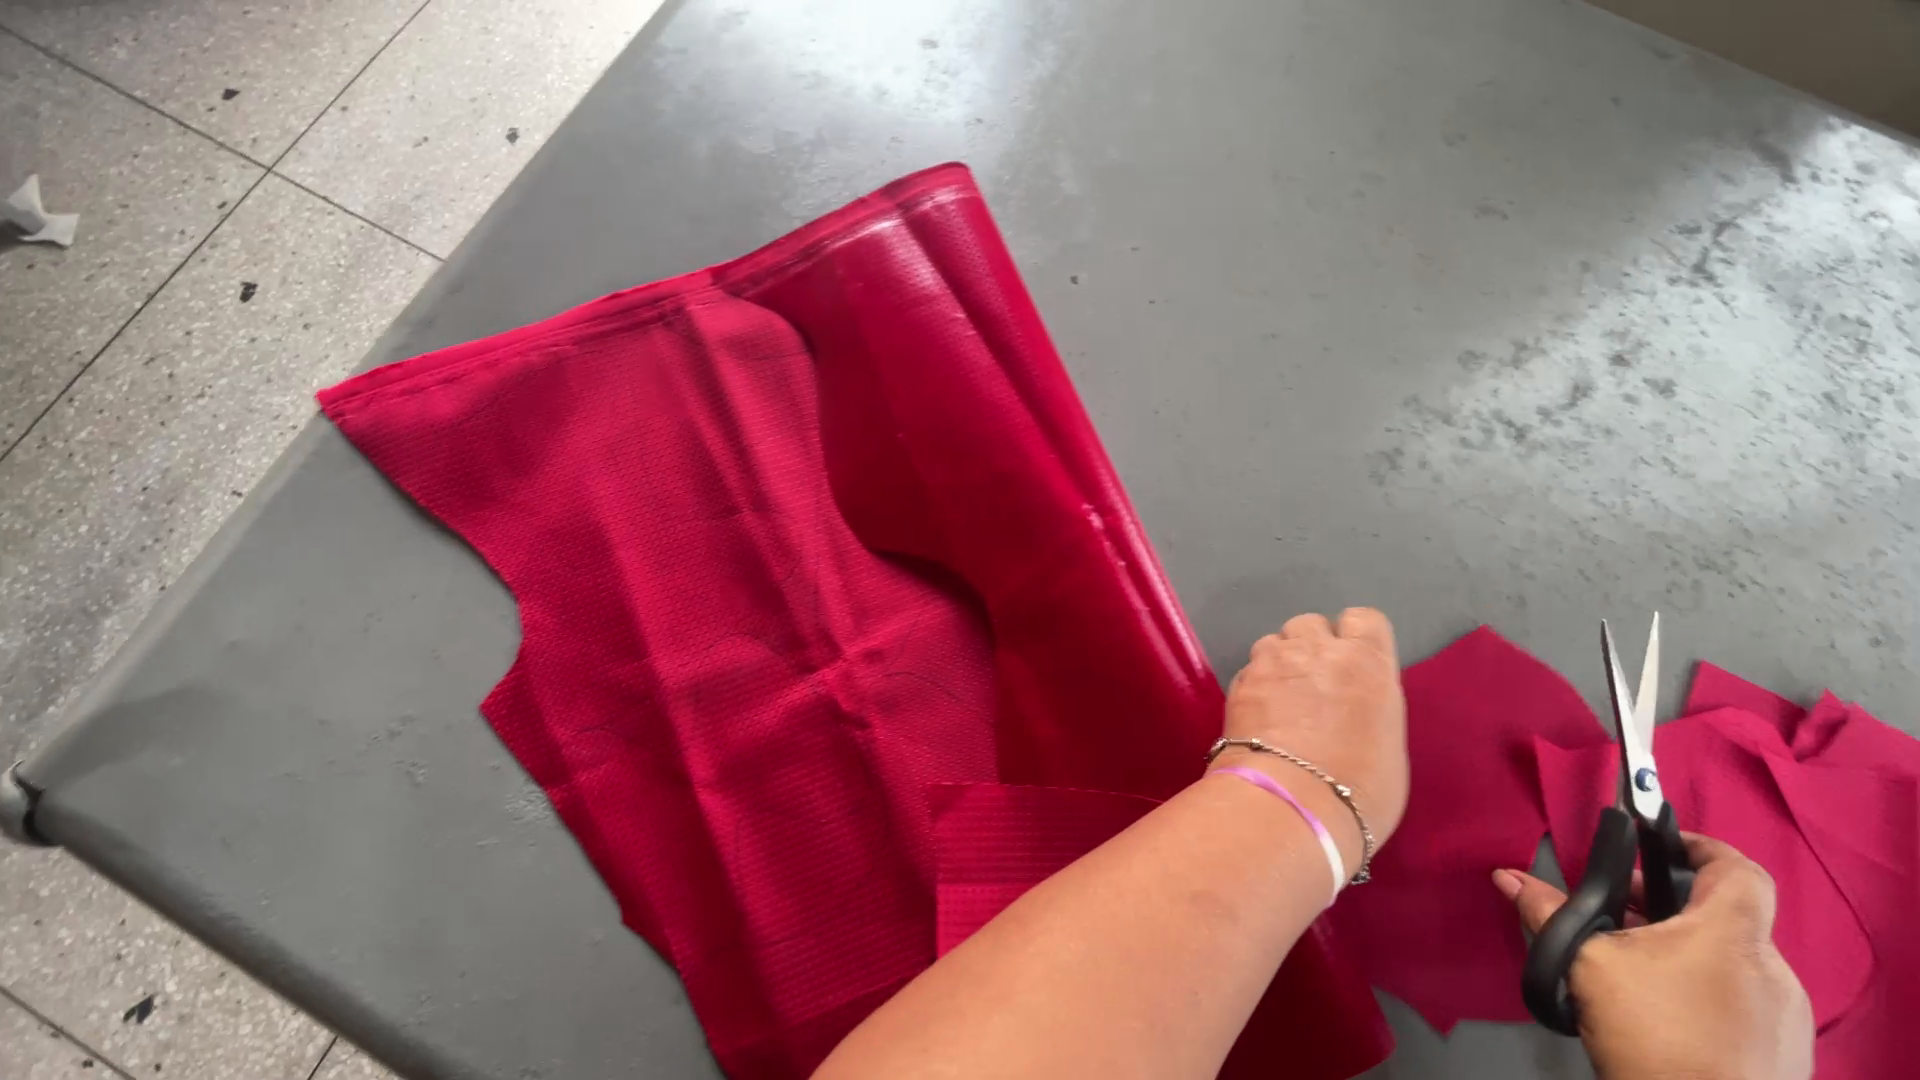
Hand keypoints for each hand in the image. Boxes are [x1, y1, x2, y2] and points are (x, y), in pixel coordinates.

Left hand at [1216, 609, 1408, 867]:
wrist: (1291, 803)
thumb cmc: (1361, 787)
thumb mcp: (1389, 741)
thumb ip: (1369, 703)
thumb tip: (1351, 703)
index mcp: (1366, 660)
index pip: (1363, 619)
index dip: (1356, 638)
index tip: (1353, 664)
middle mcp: (1316, 649)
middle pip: (1310, 624)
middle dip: (1311, 646)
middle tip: (1314, 685)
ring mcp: (1270, 662)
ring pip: (1272, 642)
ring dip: (1278, 662)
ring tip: (1282, 701)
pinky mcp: (1236, 682)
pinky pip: (1248, 671)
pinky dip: (1254, 686)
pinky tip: (1259, 717)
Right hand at [1495, 833, 1813, 1079]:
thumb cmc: (1652, 1031)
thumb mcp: (1587, 964)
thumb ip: (1550, 913)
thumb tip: (1507, 877)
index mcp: (1729, 935)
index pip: (1738, 869)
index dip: (1701, 846)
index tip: (1659, 843)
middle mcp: (1769, 968)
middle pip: (1721, 914)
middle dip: (1665, 903)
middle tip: (1616, 910)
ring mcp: (1782, 1014)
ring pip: (1726, 957)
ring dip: (1678, 946)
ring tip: (1627, 961)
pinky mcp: (1780, 1050)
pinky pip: (1737, 996)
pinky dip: (1697, 983)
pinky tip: (1656, 1005)